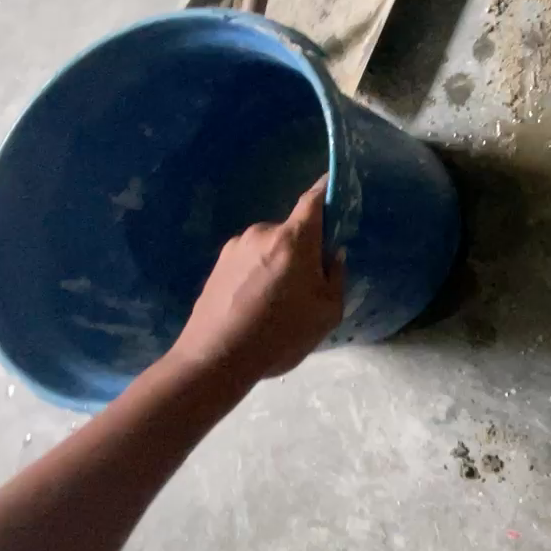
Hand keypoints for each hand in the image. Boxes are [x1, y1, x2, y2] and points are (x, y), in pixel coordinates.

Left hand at [167, 175, 345, 389]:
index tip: (338, 188)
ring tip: (277, 299)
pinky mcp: (217, 265)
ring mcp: (235, 248)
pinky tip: (255, 305)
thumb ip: (336, 277)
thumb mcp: (327, 312)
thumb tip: (331, 256)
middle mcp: (263, 233)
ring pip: (271, 246)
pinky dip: (258, 273)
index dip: (327, 190)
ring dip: (279, 261)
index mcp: (294, 239)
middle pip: (293, 230)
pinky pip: (249, 260)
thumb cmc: (279, 335)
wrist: (212, 361)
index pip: (314, 199)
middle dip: (304, 247)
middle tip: (308, 280)